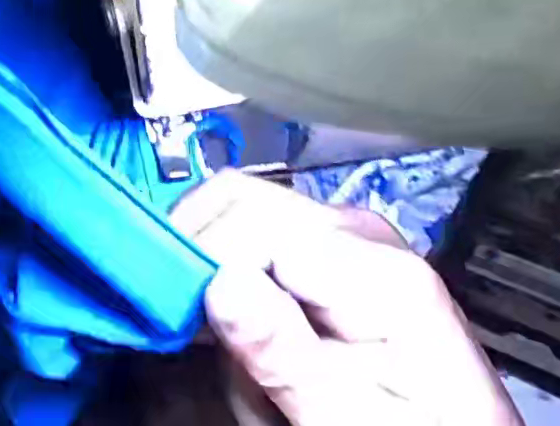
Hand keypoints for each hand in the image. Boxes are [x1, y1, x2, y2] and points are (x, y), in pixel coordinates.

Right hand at [171, 171, 521, 425]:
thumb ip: (287, 358)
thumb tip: (219, 283)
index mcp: (379, 269)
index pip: (252, 224)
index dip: (205, 262)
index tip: (180, 317)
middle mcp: (359, 230)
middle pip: (240, 200)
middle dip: (203, 258)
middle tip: (192, 329)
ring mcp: (342, 233)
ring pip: (235, 214)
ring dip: (214, 272)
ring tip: (234, 348)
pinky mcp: (327, 247)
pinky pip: (251, 234)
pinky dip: (231, 275)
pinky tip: (249, 329)